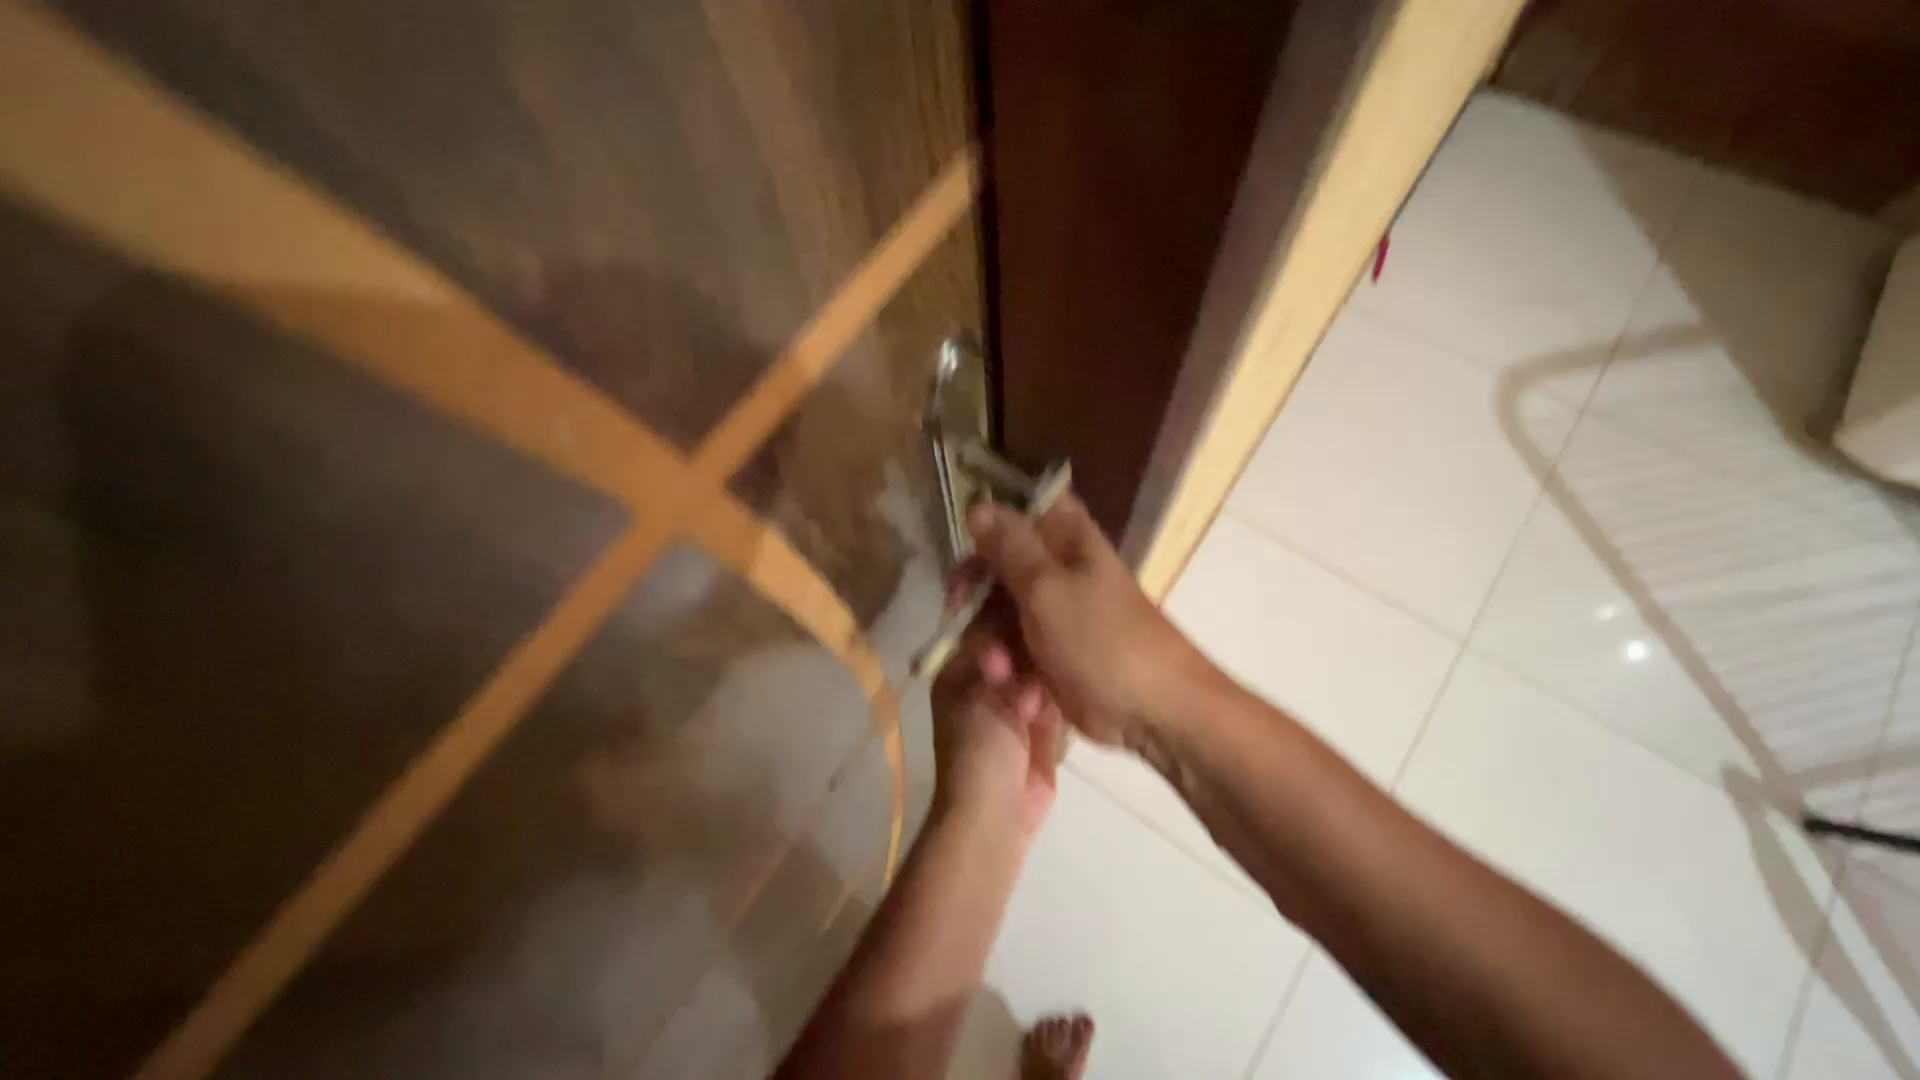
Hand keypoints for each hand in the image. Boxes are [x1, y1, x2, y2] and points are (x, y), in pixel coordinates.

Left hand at [929, 577, 1066, 837]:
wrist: (995, 816)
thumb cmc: (978, 748)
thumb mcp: (982, 691)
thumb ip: (999, 647)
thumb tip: (1015, 604)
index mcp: (961, 670)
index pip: (987, 625)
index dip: (1012, 606)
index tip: (1044, 581)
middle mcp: (987, 682)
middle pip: (1016, 644)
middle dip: (1039, 631)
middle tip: (1069, 604)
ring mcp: (1015, 705)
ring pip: (1039, 667)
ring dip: (1055, 655)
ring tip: (1082, 625)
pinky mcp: (1041, 728)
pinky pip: (1056, 695)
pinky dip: (1068, 683)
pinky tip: (1088, 659)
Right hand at [964, 495, 1213, 754]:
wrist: (1153, 711)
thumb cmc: (1103, 639)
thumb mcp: (1047, 588)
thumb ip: (1009, 547)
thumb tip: (978, 504)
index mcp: (1064, 539)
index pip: (1018, 509)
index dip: (986, 526)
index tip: (966, 555)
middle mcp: (1058, 570)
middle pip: (997, 569)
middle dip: (978, 603)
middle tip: (960, 621)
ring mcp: (1055, 615)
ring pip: (999, 617)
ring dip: (992, 649)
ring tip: (1002, 677)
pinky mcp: (1052, 655)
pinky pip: (1014, 654)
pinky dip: (1013, 676)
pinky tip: (1022, 699)